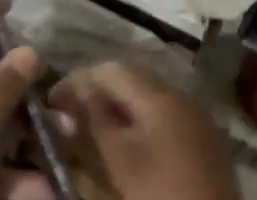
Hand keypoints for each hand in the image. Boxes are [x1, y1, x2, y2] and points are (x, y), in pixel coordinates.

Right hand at [50, 62, 240, 199]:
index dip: (77, 81)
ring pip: (146, 99)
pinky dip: (138, 124)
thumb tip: (68, 96)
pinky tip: (127, 146)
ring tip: (93, 132)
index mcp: (159, 94)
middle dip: (97, 94)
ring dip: (117, 109)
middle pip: (129, 80)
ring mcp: (196, 117)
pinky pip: (163, 118)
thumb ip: (91, 121)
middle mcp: (179, 94)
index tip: (52, 103)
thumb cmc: (161, 194)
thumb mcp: (118, 160)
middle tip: (70, 117)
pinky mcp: (203, 141)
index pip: (109, 68)